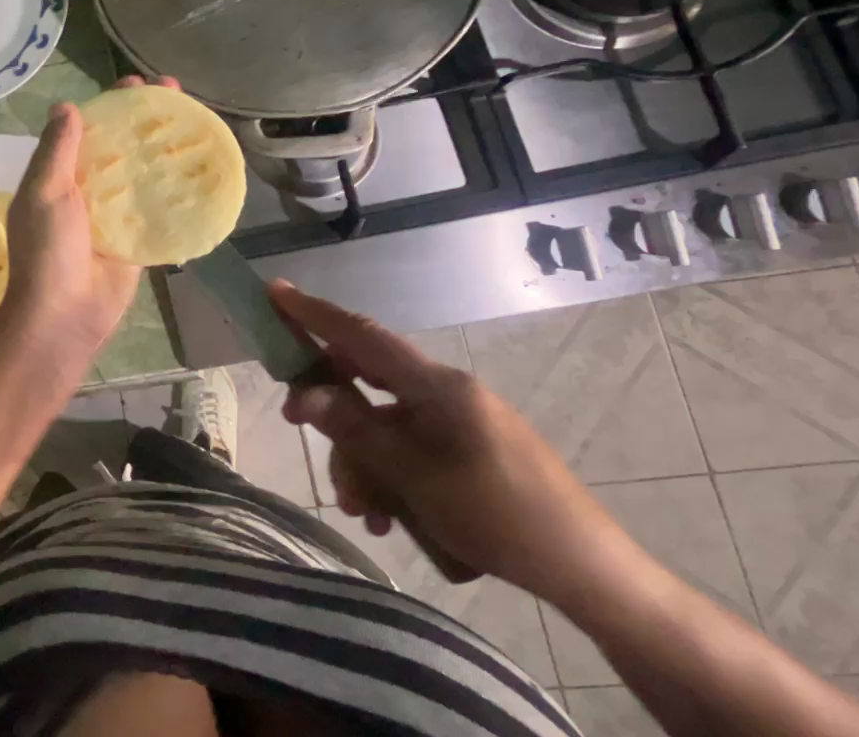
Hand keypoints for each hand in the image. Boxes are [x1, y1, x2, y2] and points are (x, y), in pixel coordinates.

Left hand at [0, 75, 175, 353]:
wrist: (64, 314)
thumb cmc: (48, 250)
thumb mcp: (45, 191)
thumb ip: (57, 150)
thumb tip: (66, 107)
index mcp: (57, 177)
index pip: (85, 129)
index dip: (110, 104)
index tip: (136, 83)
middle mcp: (84, 192)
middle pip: (118, 146)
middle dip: (144, 120)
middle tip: (176, 95)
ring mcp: (111, 217)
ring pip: (140, 174)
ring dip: (163, 150)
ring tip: (197, 123)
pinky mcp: (134, 242)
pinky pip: (157, 210)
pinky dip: (175, 191)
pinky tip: (203, 170)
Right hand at [272, 281, 629, 600]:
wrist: (584, 567)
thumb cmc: (496, 513)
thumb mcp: (412, 474)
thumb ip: (353, 428)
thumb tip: (304, 392)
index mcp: (436, 385)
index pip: (361, 335)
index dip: (314, 313)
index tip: (275, 292)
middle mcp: (445, 392)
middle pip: (364, 385)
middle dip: (332, 417)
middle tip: (297, 429)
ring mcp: (457, 421)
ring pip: (382, 425)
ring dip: (360, 463)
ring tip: (362, 511)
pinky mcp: (466, 448)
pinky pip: (407, 448)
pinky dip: (387, 475)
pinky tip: (387, 516)